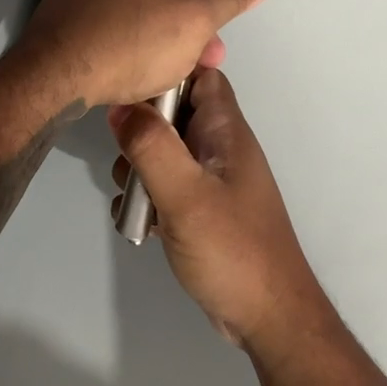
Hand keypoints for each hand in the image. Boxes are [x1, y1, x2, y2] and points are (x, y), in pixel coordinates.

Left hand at [10, 0, 277, 106]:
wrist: (53, 78)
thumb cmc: (131, 42)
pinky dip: (119, 50)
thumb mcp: (195, 19)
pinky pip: (102, 30)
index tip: (210, 35)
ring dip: (153, 42)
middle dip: (182, 28)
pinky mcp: (58, 20)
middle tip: (194, 65)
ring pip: (131, 13)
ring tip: (160, 78)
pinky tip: (125, 77)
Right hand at [109, 69, 324, 348]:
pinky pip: (164, 182)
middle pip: (173, 110)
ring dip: (139, 165)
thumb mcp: (185, 195)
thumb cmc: (233, 250)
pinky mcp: (201, 206)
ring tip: (131, 193)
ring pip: (163, 148)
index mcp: (225, 130)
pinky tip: (136, 219)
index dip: (168, 68)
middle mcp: (219, 146)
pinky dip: (146, 195)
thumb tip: (119, 106)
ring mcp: (210, 177)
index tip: (129, 80)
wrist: (267, 318)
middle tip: (125, 152)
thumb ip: (151, 147)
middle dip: (141, 125)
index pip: (200, 73)